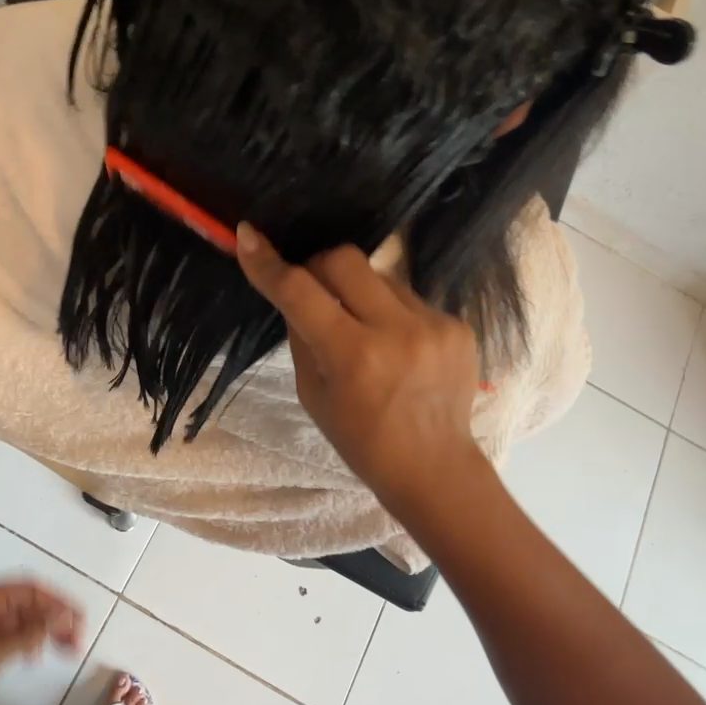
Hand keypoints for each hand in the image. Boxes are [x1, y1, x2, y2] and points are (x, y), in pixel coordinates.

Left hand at [0, 582, 84, 704]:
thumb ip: (27, 634)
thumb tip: (59, 617)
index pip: (27, 588)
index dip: (57, 601)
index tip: (80, 623)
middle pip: (19, 603)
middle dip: (50, 617)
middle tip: (74, 642)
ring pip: (8, 622)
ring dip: (35, 631)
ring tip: (56, 651)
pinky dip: (16, 644)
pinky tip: (25, 659)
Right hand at [235, 223, 489, 512]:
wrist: (434, 467)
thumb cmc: (360, 440)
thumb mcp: (313, 394)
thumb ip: (302, 336)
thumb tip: (293, 291)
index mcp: (354, 356)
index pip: (300, 292)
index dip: (268, 263)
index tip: (248, 237)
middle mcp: (396, 330)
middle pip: (344, 259)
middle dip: (317, 267)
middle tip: (311, 291)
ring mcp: (434, 324)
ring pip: (379, 275)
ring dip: (358, 292)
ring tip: (361, 331)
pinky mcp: (457, 324)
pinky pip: (409, 298)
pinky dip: (390, 313)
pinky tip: (396, 348)